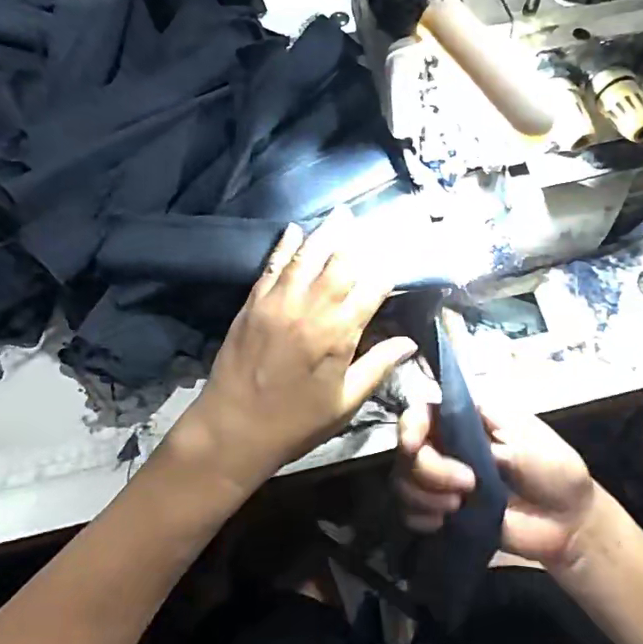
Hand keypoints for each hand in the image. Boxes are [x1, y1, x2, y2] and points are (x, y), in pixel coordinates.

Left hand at [165, 213, 417, 493]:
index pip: (372, 288)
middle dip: (358, 240)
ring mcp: (279, 302)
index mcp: (339, 334)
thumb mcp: (346, 401)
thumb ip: (378, 366)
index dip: (388, 272)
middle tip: (370, 223)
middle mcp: (311, 309)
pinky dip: (286, 245)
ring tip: (340, 214)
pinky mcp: (253, 303)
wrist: (233, 429)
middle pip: (341, 262)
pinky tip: (295, 229)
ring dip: (326, 233)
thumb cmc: (296, 422)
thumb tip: (409, 343)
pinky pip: (273, 265)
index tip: (397, 261)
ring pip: (307, 256)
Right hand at [395, 395, 599, 567]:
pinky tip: (442, 523)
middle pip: (408, 449)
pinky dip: (419, 518)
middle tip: (467, 486)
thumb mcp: (532, 444)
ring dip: (424, 496)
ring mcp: (443, 479)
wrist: (569, 522)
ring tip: (457, 507)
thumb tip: (458, 442)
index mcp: (468, 419)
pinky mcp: (443, 512)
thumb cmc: (556, 470)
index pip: (423, 410)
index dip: (411, 424)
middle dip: (430, 469)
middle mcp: (448, 443)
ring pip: (403, 480)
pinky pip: (410, 512)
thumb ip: (492, 440)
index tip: (414, 444)